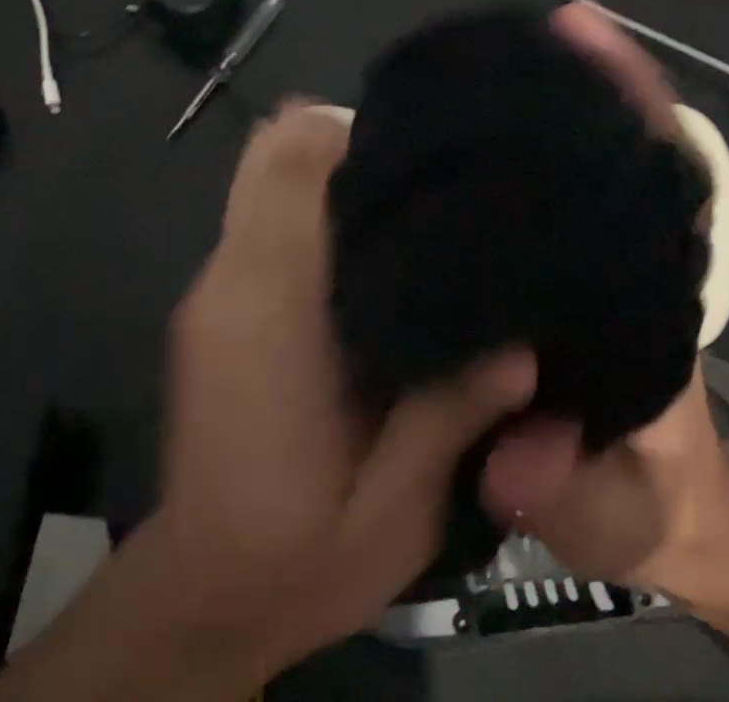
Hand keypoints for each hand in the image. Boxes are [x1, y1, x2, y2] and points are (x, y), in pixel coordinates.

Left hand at [148, 102, 537, 672]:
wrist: (207, 598)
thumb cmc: (299, 557)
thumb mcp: (397, 509)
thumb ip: (451, 418)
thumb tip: (521, 349)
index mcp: (268, 309)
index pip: (291, 160)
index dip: (360, 131)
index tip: (432, 154)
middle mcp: (230, 279)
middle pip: (275, 152)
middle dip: (356, 146)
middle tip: (438, 186)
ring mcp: (217, 293)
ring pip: (271, 183)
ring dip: (343, 183)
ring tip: (426, 222)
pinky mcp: (220, 312)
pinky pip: (270, 226)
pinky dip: (323, 222)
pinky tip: (387, 269)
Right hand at [481, 0, 728, 609]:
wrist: (665, 523)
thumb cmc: (647, 507)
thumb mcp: (607, 510)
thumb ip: (563, 488)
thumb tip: (513, 459)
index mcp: (648, 298)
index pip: (650, 180)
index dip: (622, 103)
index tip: (583, 36)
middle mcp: (626, 266)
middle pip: (610, 157)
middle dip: (570, 90)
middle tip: (505, 38)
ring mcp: (595, 273)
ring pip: (577, 180)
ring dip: (537, 118)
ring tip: (469, 75)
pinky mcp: (562, 291)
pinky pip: (539, 218)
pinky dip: (510, 171)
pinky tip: (453, 149)